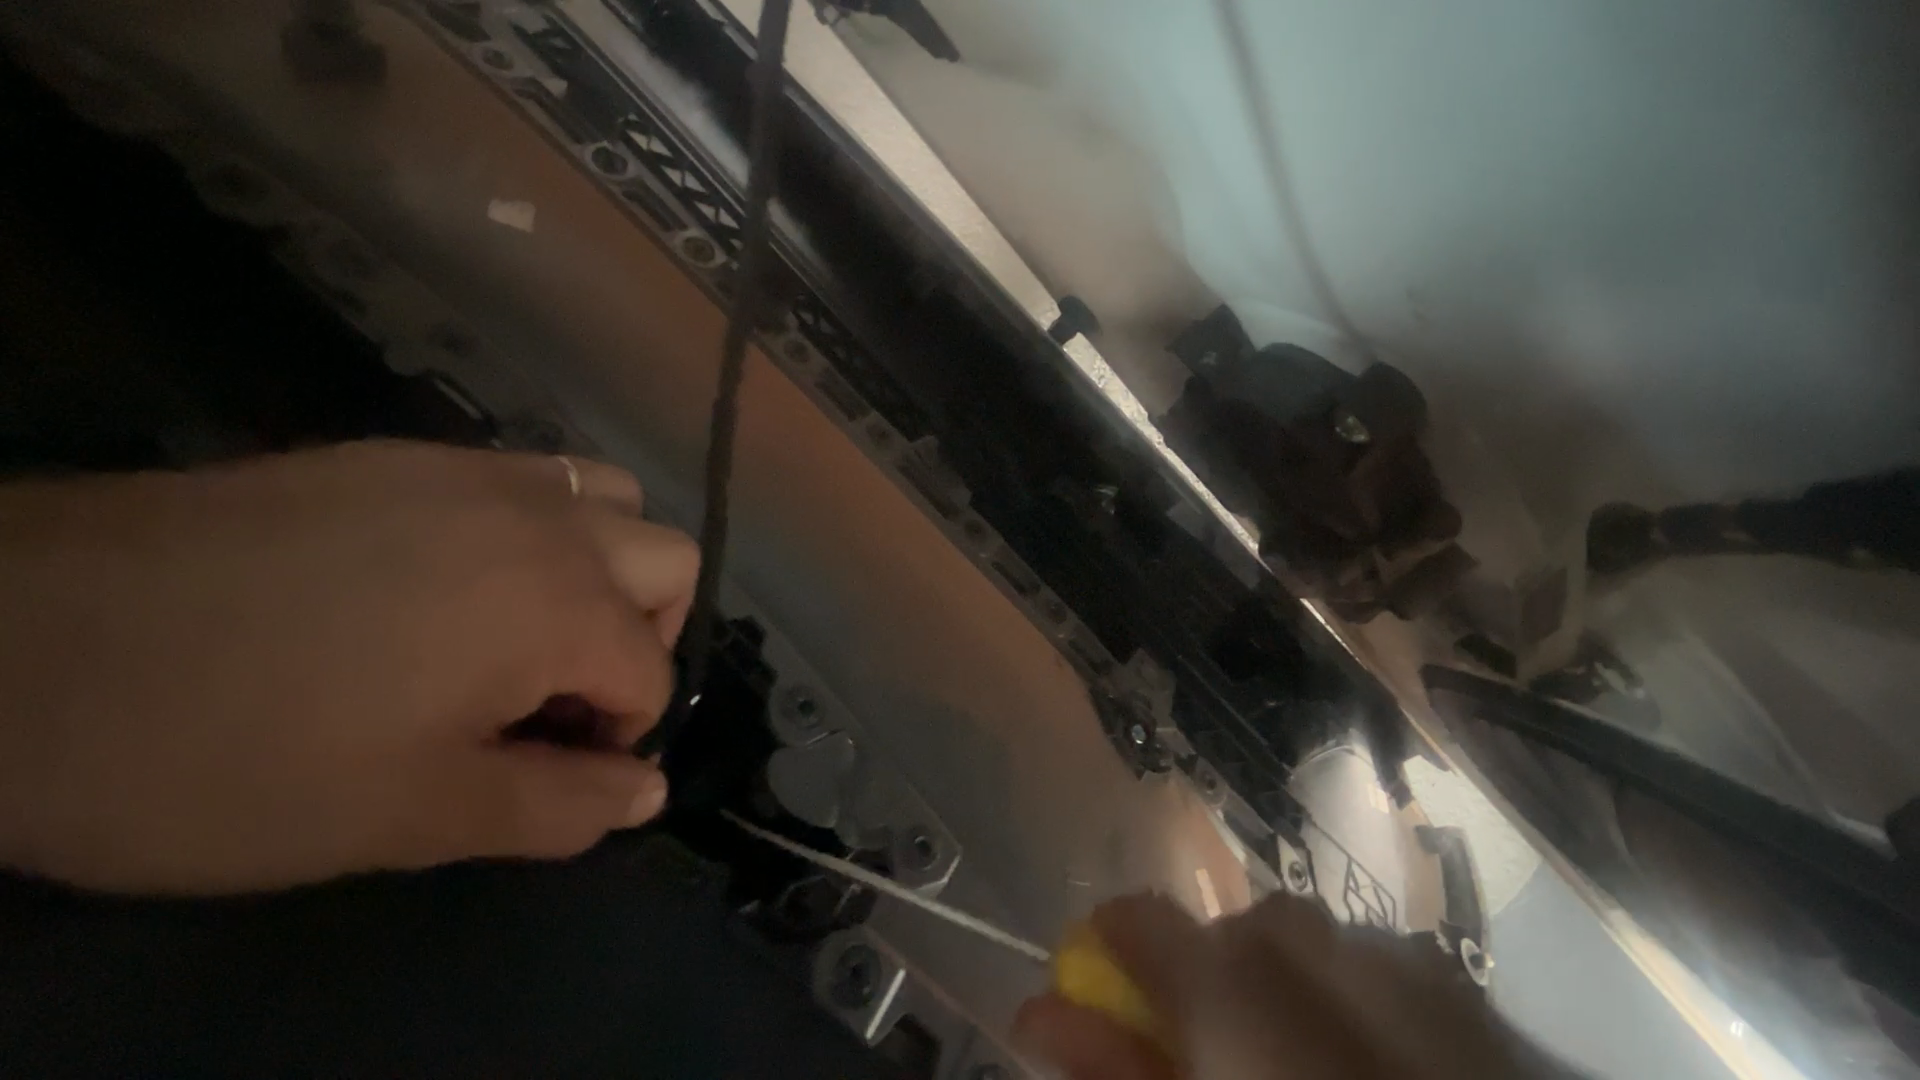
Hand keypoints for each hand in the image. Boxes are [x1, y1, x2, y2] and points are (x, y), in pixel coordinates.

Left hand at [0, 440, 697, 893]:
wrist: (13, 639)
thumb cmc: (234, 752)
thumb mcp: (410, 817)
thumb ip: (557, 809)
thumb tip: (651, 794)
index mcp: (562, 606)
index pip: (651, 674)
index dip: (614, 739)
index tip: (541, 771)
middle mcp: (546, 520)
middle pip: (668, 562)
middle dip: (642, 635)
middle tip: (555, 694)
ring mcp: (477, 472)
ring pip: (612, 498)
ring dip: (604, 565)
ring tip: (526, 624)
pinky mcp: (405, 454)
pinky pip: (529, 474)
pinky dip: (538, 526)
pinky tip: (453, 577)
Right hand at [1014, 893, 1536, 1079]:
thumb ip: (1110, 1065)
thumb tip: (1034, 1015)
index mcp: (1230, 971)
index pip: (1134, 917)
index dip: (1115, 957)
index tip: (1120, 1004)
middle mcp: (1307, 933)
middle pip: (1226, 932)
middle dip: (1212, 986)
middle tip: (1226, 1060)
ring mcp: (1388, 951)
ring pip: (1301, 944)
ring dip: (1286, 990)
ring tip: (1310, 1067)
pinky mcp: (1452, 981)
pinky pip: (1369, 964)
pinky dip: (1351, 999)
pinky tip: (1380, 1064)